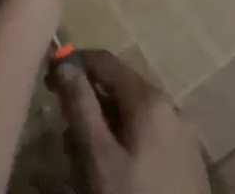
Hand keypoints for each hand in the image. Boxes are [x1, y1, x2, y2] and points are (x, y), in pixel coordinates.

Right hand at [51, 50, 211, 193]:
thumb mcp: (99, 157)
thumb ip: (80, 106)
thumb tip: (64, 63)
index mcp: (150, 100)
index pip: (104, 60)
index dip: (73, 64)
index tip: (49, 84)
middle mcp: (170, 107)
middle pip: (117, 89)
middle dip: (87, 107)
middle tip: (67, 139)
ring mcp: (182, 134)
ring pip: (130, 115)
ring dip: (103, 130)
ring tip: (87, 165)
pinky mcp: (185, 158)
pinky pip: (146, 136)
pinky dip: (123, 144)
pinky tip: (113, 174)